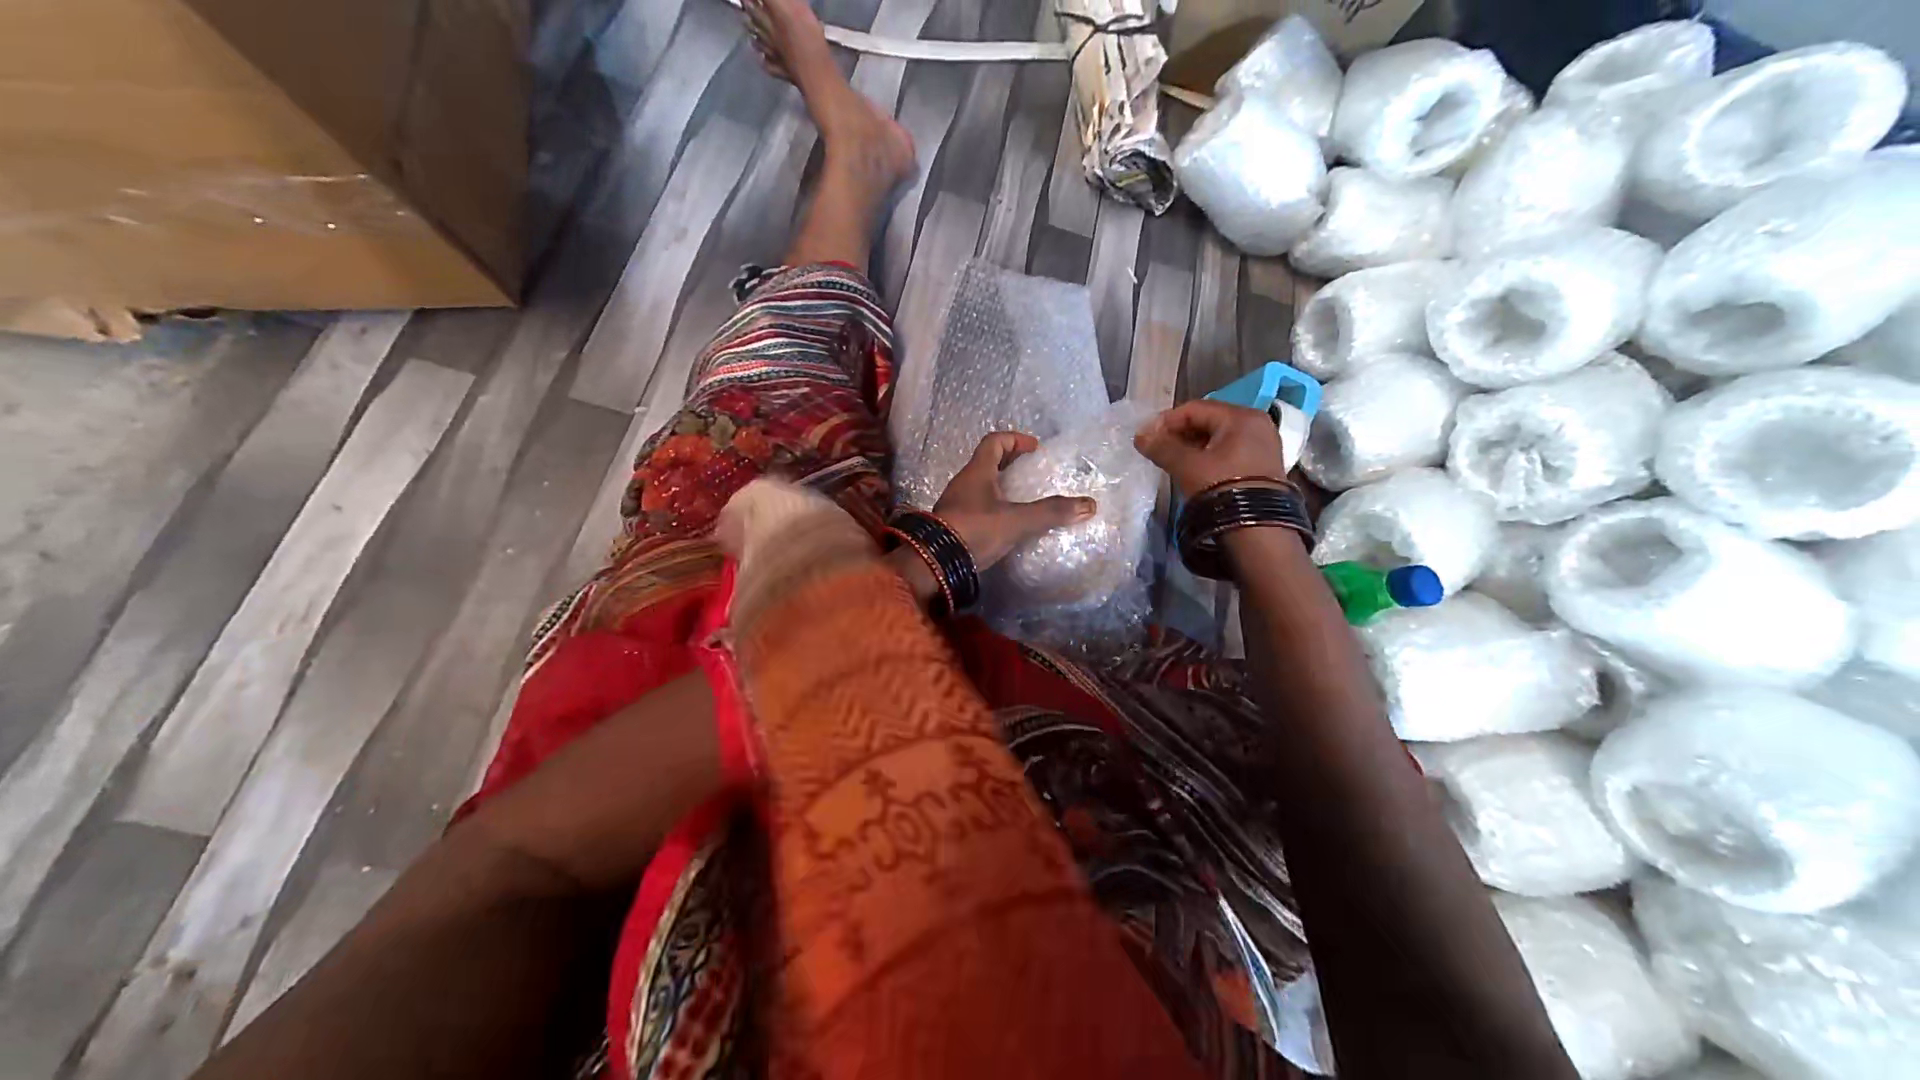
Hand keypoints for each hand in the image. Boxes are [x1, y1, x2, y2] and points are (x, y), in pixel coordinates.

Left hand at [932, 432, 1096, 570]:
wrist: (935, 561)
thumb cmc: (975, 530)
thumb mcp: (1017, 520)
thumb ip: (1051, 512)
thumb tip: (1089, 505)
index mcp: (976, 471)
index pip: (994, 442)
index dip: (1015, 439)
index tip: (1034, 448)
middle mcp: (963, 482)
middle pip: (987, 461)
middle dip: (1010, 462)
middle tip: (1031, 470)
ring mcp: (955, 503)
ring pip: (980, 484)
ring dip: (1000, 485)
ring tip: (1022, 497)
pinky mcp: (953, 523)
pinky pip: (976, 505)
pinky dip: (993, 505)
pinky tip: (1006, 521)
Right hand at [1133, 400, 1288, 498]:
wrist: (1258, 528)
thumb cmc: (1221, 486)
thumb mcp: (1187, 465)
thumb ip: (1161, 447)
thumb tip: (1140, 436)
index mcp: (1241, 416)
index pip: (1195, 408)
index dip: (1166, 421)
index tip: (1147, 437)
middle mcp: (1257, 423)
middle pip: (1208, 420)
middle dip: (1180, 433)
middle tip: (1158, 448)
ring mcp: (1264, 444)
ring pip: (1219, 437)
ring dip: (1193, 445)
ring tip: (1173, 460)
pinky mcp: (1264, 464)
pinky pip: (1230, 450)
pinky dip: (1209, 455)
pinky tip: (1195, 469)